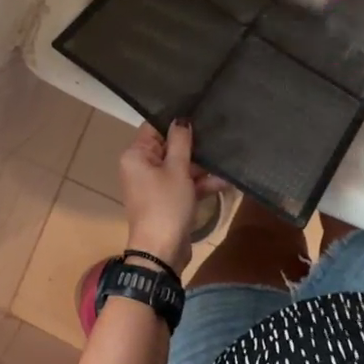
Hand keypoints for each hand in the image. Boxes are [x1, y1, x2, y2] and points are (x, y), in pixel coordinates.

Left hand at [118, 120, 224, 272]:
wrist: (162, 253)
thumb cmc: (166, 205)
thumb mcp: (177, 169)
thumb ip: (180, 142)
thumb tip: (181, 119)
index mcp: (136, 156)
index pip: (154, 127)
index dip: (175, 120)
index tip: (198, 111)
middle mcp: (142, 167)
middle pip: (169, 146)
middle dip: (193, 144)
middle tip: (218, 131)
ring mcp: (155, 185)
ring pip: (180, 166)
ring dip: (202, 166)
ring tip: (227, 157)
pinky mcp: (168, 200)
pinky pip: (184, 184)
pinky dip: (200, 183)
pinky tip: (225, 180)